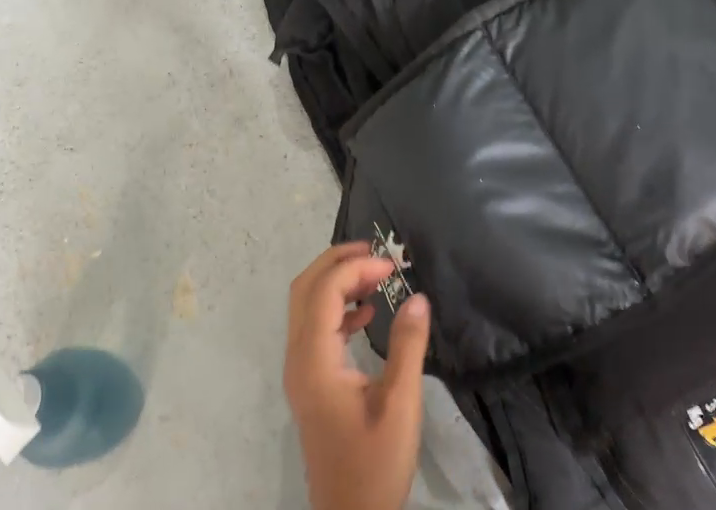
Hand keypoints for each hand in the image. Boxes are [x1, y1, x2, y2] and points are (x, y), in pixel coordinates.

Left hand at [284, 242, 432, 509]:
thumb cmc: (375, 463)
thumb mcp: (400, 405)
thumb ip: (407, 346)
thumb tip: (418, 297)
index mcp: (314, 361)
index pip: (325, 291)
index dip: (356, 268)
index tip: (393, 266)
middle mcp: (297, 358)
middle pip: (305, 289)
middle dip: (337, 262)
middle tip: (377, 253)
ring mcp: (300, 370)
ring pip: (307, 306)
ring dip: (336, 282)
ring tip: (376, 275)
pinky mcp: (310, 381)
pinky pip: (314, 327)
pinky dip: (337, 308)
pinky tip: (367, 313)